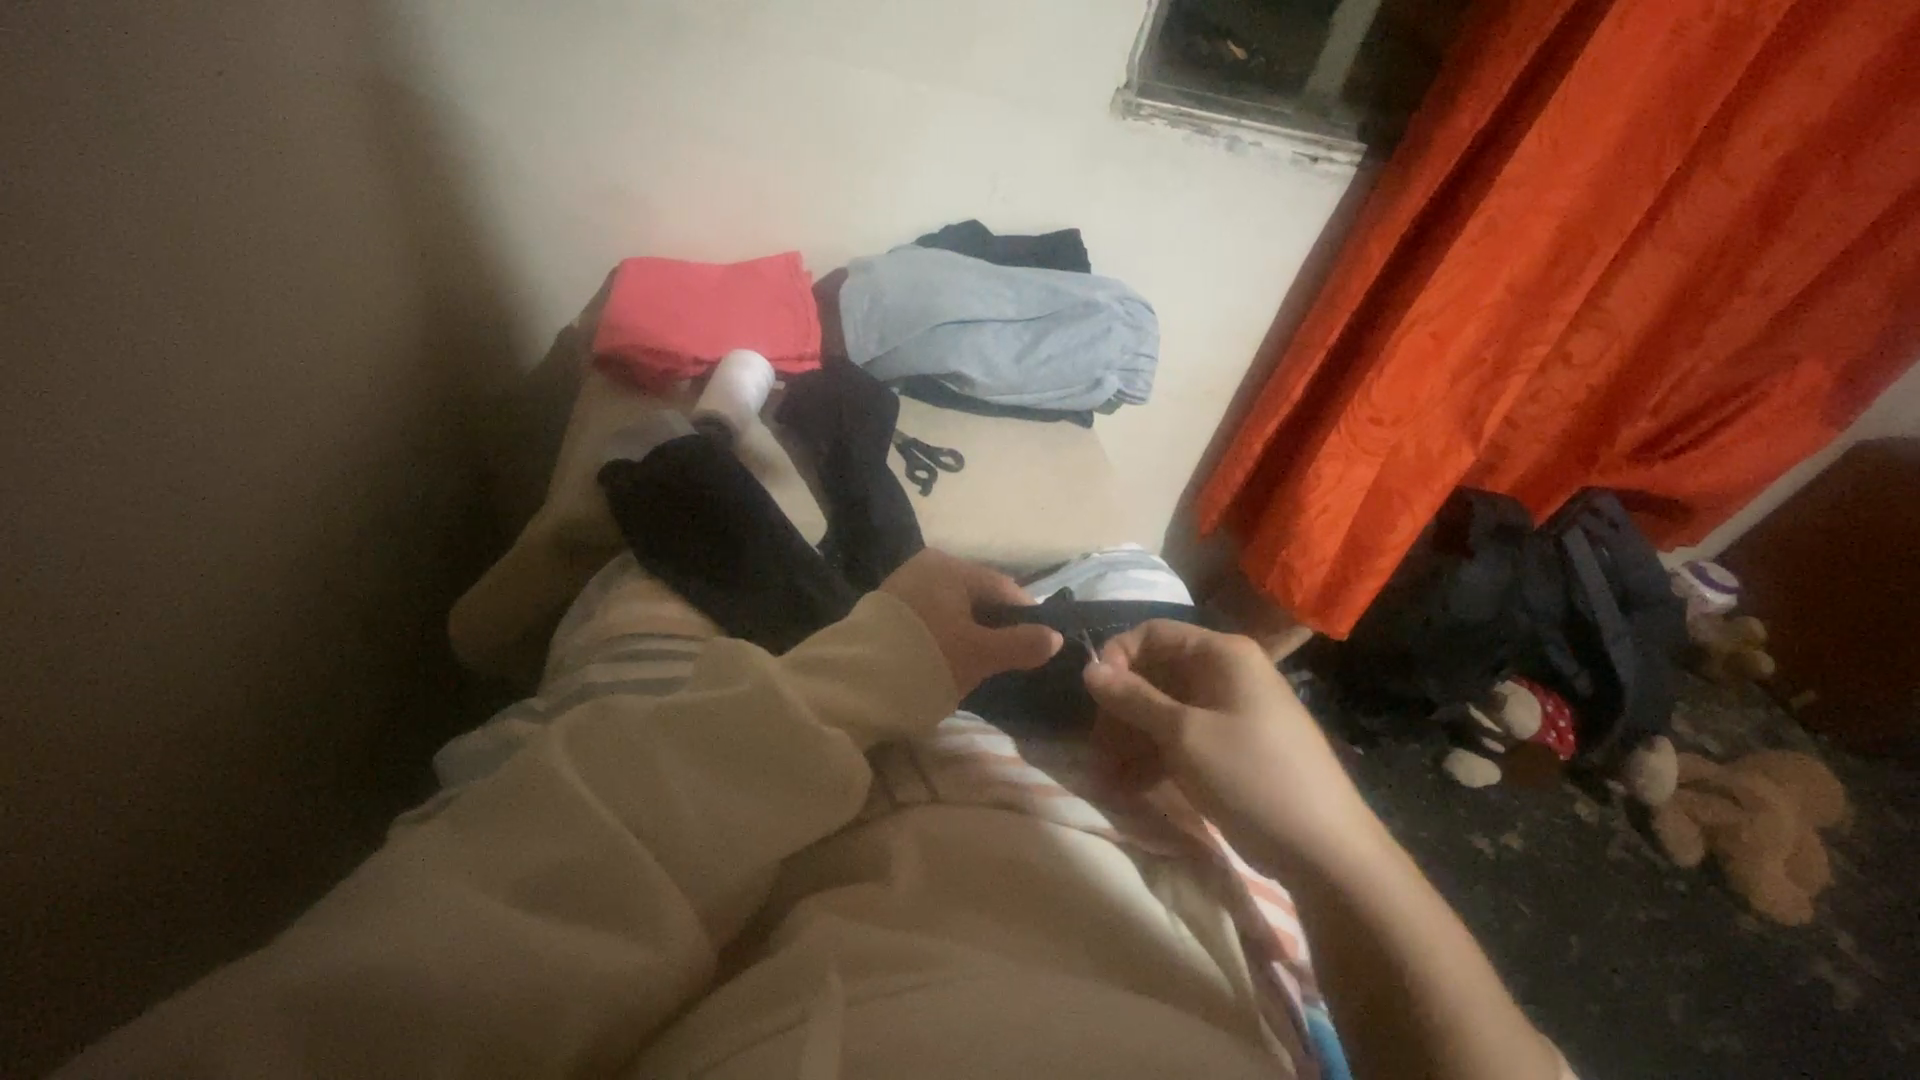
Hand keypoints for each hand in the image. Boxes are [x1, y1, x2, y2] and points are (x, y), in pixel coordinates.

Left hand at [880, 549, 1061, 696]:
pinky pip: (928, 620)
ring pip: (951, 611)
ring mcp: (900, 587)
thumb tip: (1055, 637)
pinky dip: (941, 638)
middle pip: (975, 598)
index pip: (1003, 588)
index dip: (1026, 618)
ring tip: (973, 667)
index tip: (1037, 647)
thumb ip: (1022, 644)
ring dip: (965, 634)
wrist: (853, 684)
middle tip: (1004, 662)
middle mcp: (924, 566)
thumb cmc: (927, 659)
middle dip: (993, 627)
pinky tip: (942, 662)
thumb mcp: (981, 656)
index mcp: (950, 566)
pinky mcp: (883, 612)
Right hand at [1082, 620, 1384, 874]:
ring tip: (1108, 778)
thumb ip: (1134, 699)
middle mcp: (1224, 674)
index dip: (1118, 658)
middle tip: (1096, 750)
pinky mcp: (1229, 749)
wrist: (1323, 849)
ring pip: (1163, 712)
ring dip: (1130, 740)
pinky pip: (1180, 740)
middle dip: (1120, 710)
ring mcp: (1228, 713)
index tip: (1092, 697)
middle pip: (1155, 675)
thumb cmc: (1252, 775)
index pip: (1153, 634)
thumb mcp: (1184, 734)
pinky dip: (1153, 758)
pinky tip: (1130, 787)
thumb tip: (1089, 669)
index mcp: (1221, 655)